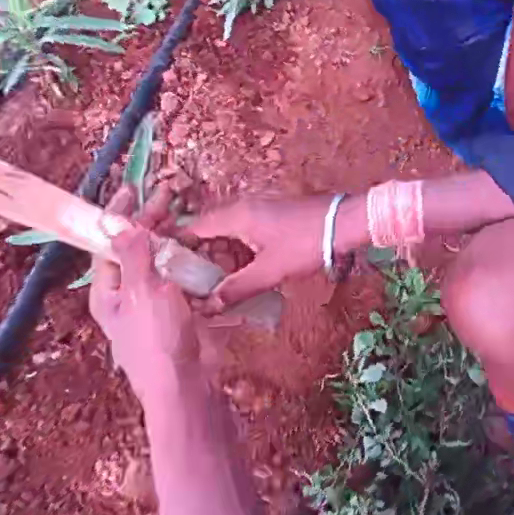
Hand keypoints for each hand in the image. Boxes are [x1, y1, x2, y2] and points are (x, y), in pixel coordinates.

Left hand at [89, 188, 199, 401]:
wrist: (186, 384)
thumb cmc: (156, 339)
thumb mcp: (142, 292)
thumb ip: (134, 255)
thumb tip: (119, 224)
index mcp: (110, 291)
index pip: (110, 244)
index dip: (119, 216)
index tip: (132, 190)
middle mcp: (131, 295)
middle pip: (139, 250)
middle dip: (152, 223)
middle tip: (169, 196)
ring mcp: (159, 303)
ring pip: (166, 263)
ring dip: (177, 240)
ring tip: (189, 219)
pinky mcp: (184, 311)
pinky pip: (187, 280)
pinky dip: (196, 263)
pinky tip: (208, 248)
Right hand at [184, 195, 335, 305]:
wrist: (344, 224)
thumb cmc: (304, 245)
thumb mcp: (269, 271)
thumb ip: (237, 288)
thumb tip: (208, 306)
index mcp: (236, 216)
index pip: (195, 228)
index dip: (180, 247)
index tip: (169, 268)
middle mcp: (244, 209)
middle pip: (211, 231)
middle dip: (202, 257)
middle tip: (194, 284)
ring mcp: (261, 211)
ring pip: (231, 234)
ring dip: (224, 257)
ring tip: (218, 285)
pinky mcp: (275, 218)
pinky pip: (248, 235)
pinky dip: (242, 253)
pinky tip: (246, 274)